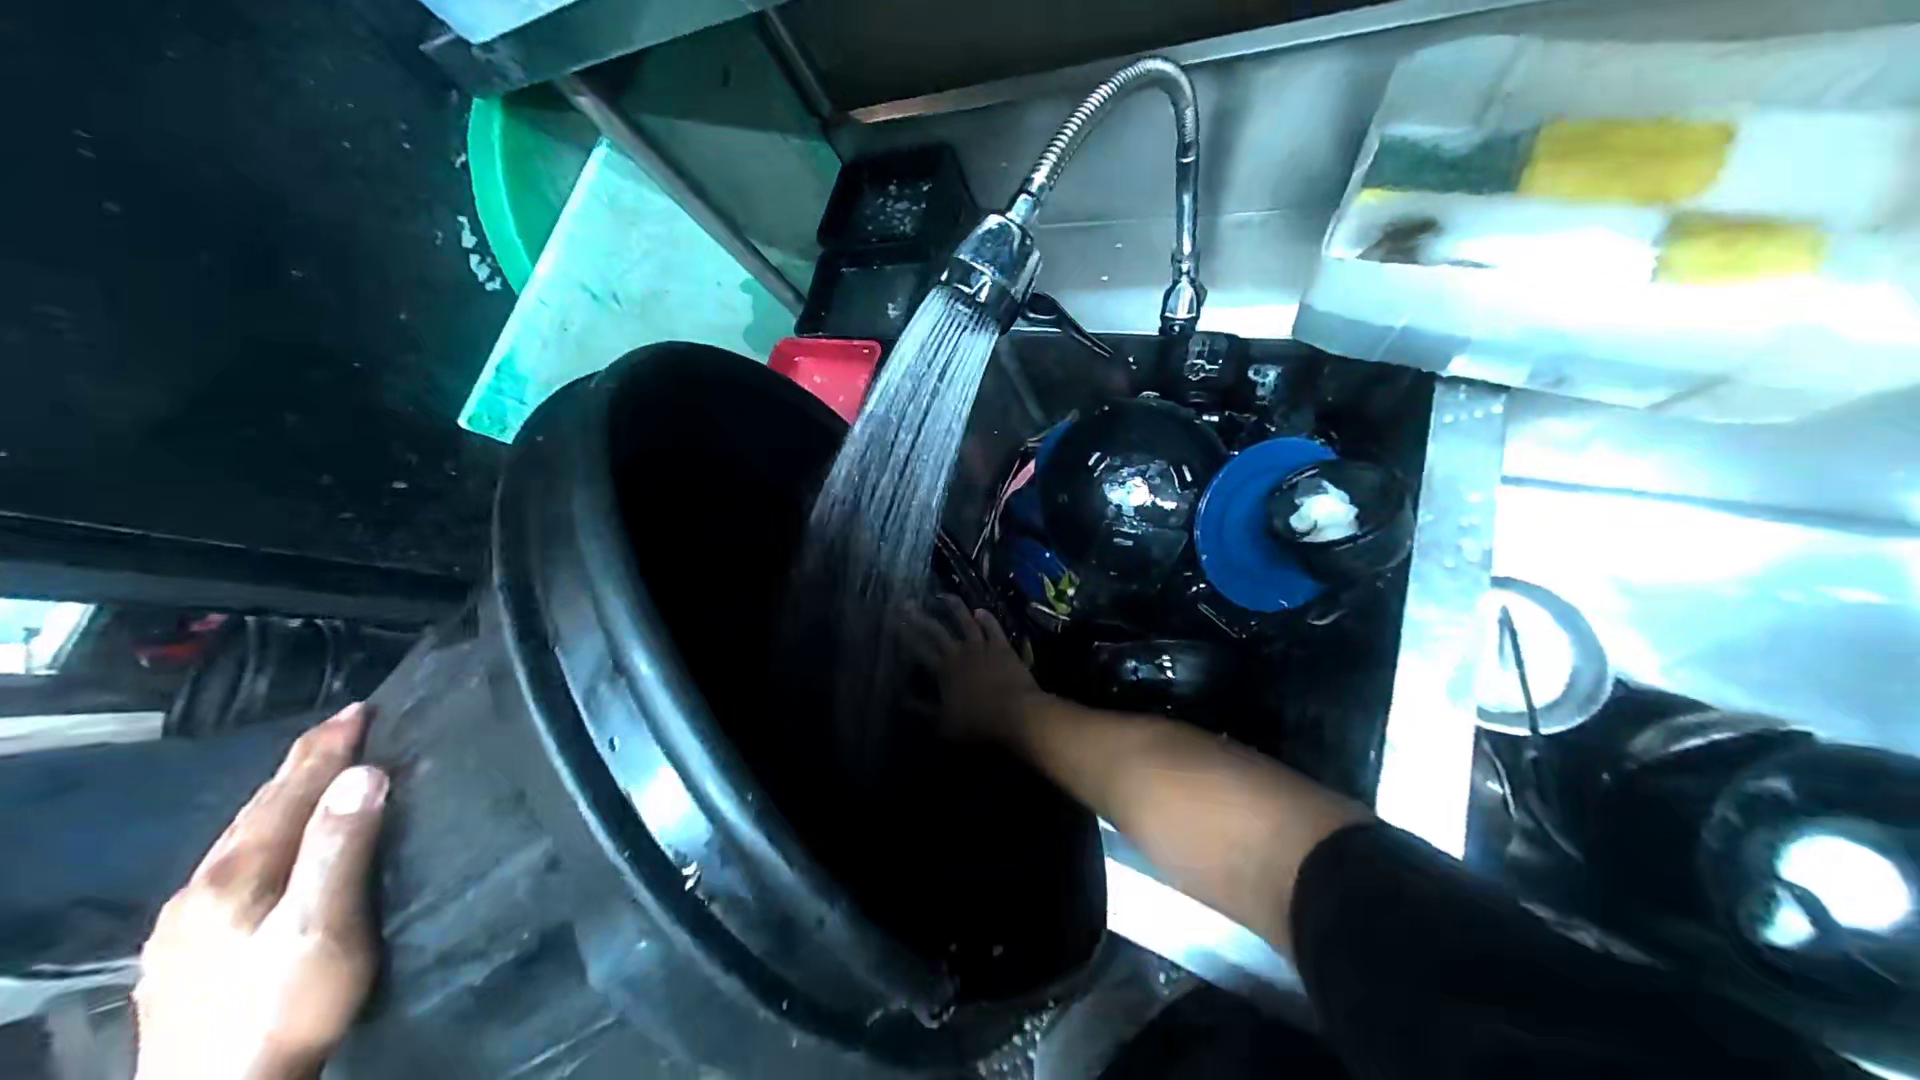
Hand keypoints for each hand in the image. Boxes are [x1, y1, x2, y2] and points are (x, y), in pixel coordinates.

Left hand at [134, 703, 387, 1079]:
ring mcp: (185, 922)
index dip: (328, 746)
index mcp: (236, 873)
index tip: (361, 708)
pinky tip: (265, 848)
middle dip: (304, 763)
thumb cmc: (285, 1002)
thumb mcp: (324, 924)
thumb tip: (365, 773)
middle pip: (258, 807)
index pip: (290, 790)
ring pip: (239, 836)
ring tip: (314, 773)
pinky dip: (262, 834)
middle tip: (344, 729)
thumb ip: (340, 847)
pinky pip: (230, 865)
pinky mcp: (184, 950)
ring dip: (282, 796)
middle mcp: (201, 886)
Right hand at [908, 596, 1049, 744]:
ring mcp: (982, 647)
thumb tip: (904, 698)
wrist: (1017, 713)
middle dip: (920, 616)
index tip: (893, 622)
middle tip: (907, 603)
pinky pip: (993, 628)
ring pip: (965, 621)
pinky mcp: (1003, 647)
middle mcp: (959, 653)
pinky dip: (986, 618)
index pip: (919, 648)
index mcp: (944, 671)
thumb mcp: (945, 723)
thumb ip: (924, 710)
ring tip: (945, 595)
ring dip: (955, 607)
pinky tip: (979, 610)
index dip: (904, 634)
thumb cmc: (979, 723)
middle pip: (936, 630)